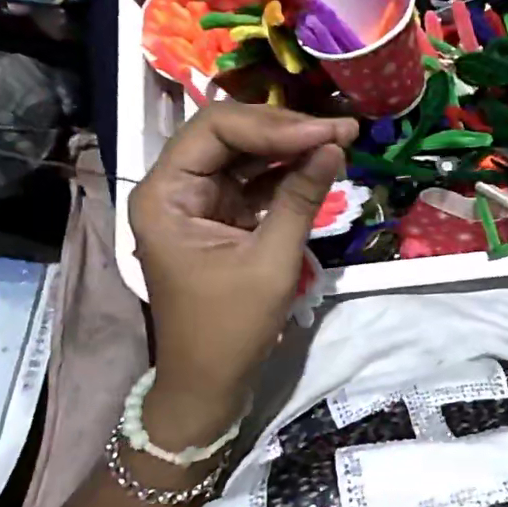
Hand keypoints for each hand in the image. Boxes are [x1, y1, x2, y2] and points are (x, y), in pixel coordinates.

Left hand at [128, 104, 357, 413]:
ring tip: (339, 141)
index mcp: (166, 195)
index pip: (216, 130)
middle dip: (285, 130)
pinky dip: (285, 173)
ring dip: (290, 147)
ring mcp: (197, 201)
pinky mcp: (220, 217)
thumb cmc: (231, 327)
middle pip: (229, 135)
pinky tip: (319, 166)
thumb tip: (334, 147)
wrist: (210, 381)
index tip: (328, 133)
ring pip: (244, 154)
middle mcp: (175, 188)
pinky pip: (253, 181)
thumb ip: (300, 198)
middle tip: (341, 130)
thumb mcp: (271, 260)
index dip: (274, 126)